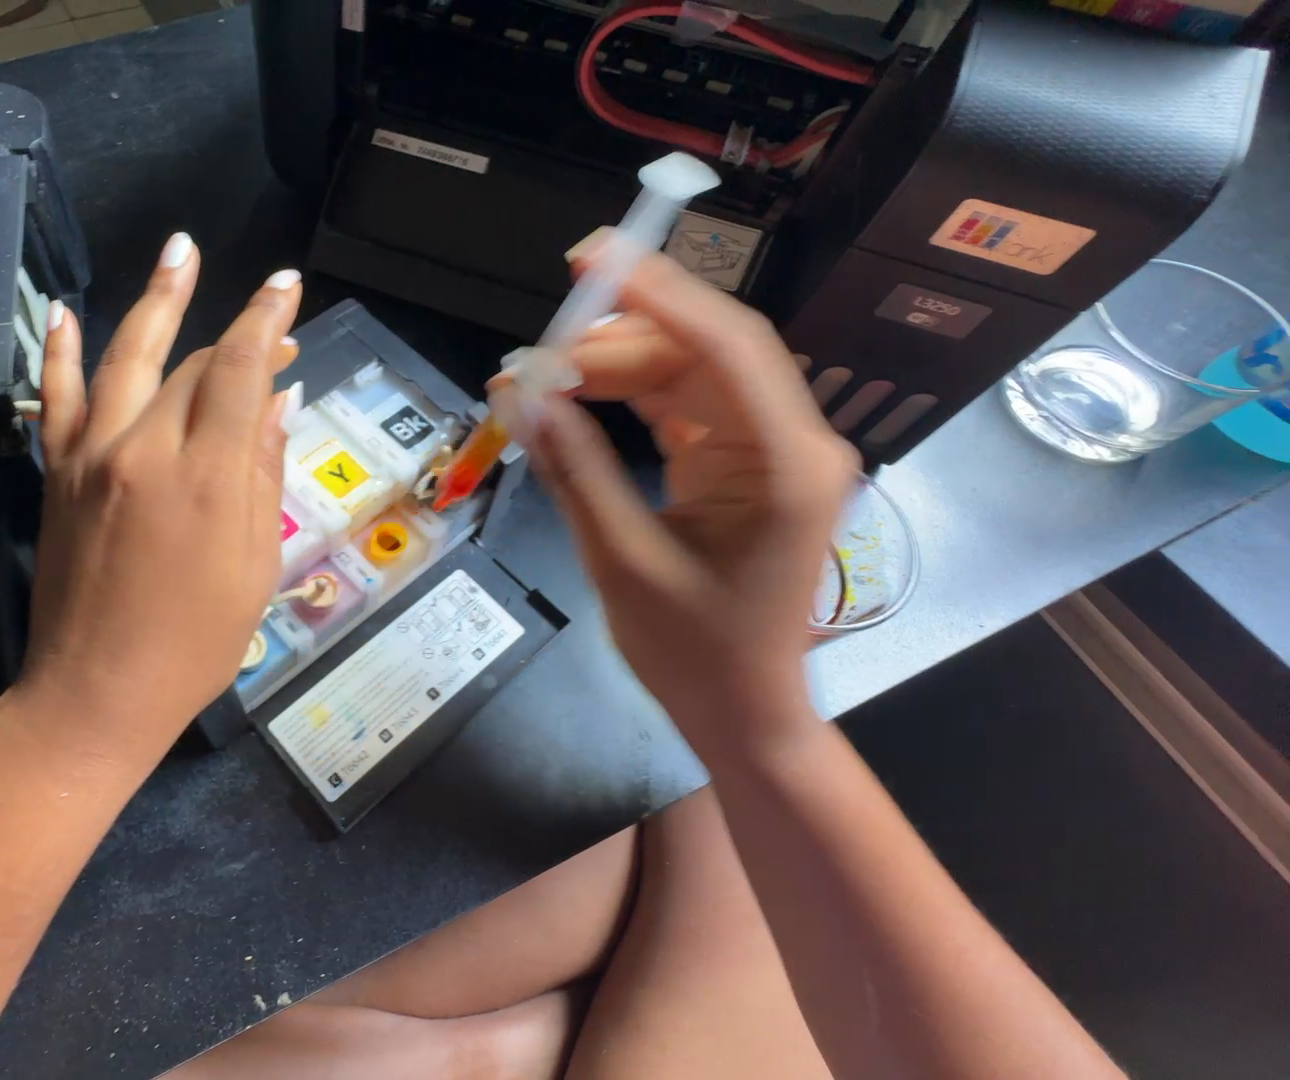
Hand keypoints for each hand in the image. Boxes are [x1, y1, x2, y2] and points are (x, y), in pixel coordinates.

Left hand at [10, 233, 302, 751]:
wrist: (96, 692)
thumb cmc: (194, 645)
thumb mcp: (253, 567)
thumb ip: (262, 474)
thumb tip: (280, 403)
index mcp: (205, 477)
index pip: (242, 372)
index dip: (268, 322)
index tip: (288, 287)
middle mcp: (144, 448)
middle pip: (195, 365)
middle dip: (239, 335)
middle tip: (273, 326)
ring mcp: (91, 455)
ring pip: (127, 357)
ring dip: (157, 302)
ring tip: (179, 251)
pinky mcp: (57, 473)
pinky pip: (57, 397)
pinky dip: (63, 351)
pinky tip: (69, 310)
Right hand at [507, 251, 856, 760]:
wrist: (741, 709)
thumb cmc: (692, 651)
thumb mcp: (622, 562)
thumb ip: (575, 470)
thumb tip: (524, 397)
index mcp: (782, 464)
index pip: (726, 346)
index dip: (657, 293)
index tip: (589, 260)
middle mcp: (790, 442)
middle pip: (703, 352)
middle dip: (616, 342)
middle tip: (535, 358)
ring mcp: (769, 451)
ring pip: (689, 374)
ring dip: (615, 369)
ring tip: (542, 381)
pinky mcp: (743, 465)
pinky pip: (684, 408)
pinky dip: (629, 399)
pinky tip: (577, 401)